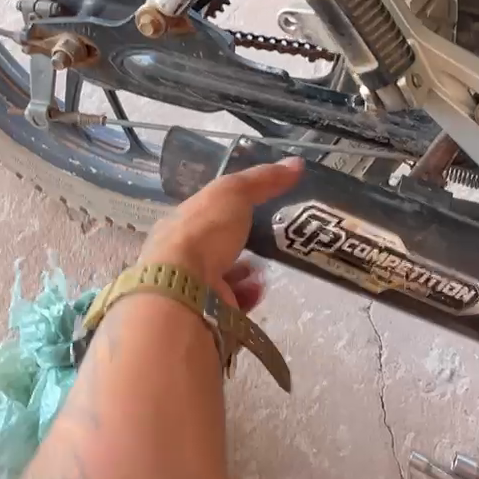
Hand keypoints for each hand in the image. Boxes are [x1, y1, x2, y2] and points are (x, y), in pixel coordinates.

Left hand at [138, 156, 303, 311]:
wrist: (184, 289)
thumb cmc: (204, 231)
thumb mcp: (234, 191)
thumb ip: (264, 179)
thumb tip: (297, 163)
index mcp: (180, 223)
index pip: (205, 213)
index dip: (229, 210)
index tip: (255, 208)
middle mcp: (181, 256)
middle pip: (215, 247)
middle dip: (241, 244)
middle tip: (267, 240)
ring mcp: (191, 287)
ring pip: (223, 277)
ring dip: (246, 271)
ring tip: (266, 266)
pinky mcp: (205, 315)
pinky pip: (231, 304)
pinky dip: (247, 295)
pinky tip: (258, 288)